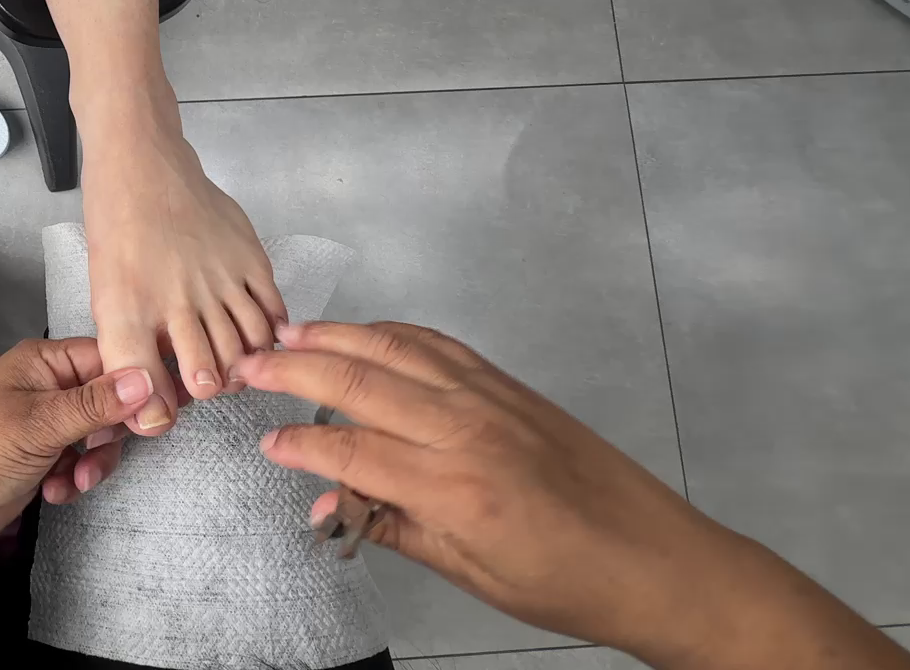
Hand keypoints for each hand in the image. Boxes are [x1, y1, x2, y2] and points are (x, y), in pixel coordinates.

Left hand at [0, 337, 155, 554]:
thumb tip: (148, 378)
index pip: (107, 358)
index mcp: (45, 361)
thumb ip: (95, 404)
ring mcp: (50, 419)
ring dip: (94, 460)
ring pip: (100, 433)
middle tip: (100, 453)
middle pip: (110, 398)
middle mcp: (51, 383)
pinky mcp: (49, 451)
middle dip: (110, 432)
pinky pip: (84, 457)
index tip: (164, 411)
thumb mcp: (40, 425)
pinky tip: (57, 491)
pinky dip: (77, 475)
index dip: (137, 383)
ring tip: (75, 481)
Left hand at [83, 126, 285, 434]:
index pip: (147, 385)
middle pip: (210, 373)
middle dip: (208, 390)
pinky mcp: (249, 257)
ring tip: (233, 367)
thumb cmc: (116, 231)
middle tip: (207, 386)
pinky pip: (272, 311)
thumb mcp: (104, 293)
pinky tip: (261, 338)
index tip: (165, 414)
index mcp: (129, 308)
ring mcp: (219, 277)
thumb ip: (126, 348)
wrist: (143, 168)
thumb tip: (151, 404)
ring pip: (247, 347)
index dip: (158, 413)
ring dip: (242, 367)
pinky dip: (270, 334)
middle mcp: (178, 299)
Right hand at [237, 321, 909, 668]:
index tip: (265, 442)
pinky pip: (429, 340)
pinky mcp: (501, 379)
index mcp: (454, 488)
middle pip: (357, 380)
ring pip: (388, 345)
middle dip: (290, 369)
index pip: (350, 450)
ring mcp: (484, 394)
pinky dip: (383, 329)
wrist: (663, 561)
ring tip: (284, 334)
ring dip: (329, 335)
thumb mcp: (469, 571)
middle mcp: (462, 428)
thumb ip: (389, 525)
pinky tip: (357, 332)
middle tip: (246, 365)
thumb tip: (324, 503)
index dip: (298, 444)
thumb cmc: (561, 581)